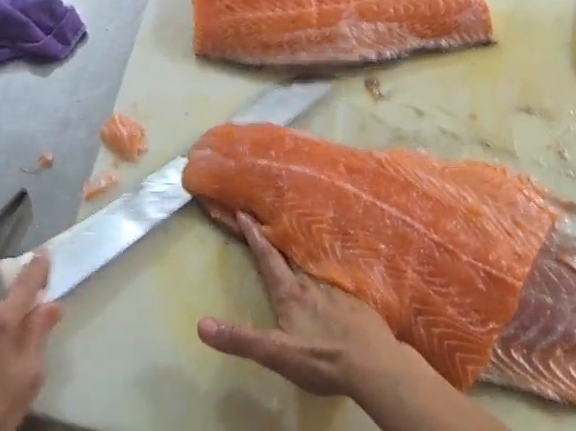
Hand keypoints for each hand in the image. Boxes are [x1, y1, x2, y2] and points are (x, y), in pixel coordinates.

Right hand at [196, 213, 403, 397]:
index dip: (254, 234)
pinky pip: (336, 273)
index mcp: (291, 292)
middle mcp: (312, 282)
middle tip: (268, 213)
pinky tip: (332, 269)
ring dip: (302, 248)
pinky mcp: (357, 298)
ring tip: (298, 235)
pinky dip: (327, 264)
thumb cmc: (323, 357)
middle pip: (291, 253)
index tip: (243, 211)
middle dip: (276, 234)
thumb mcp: (276, 353)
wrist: (375, 364)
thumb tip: (201, 325)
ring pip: (314, 261)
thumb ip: (240, 339)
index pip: (268, 257)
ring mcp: (337, 288)